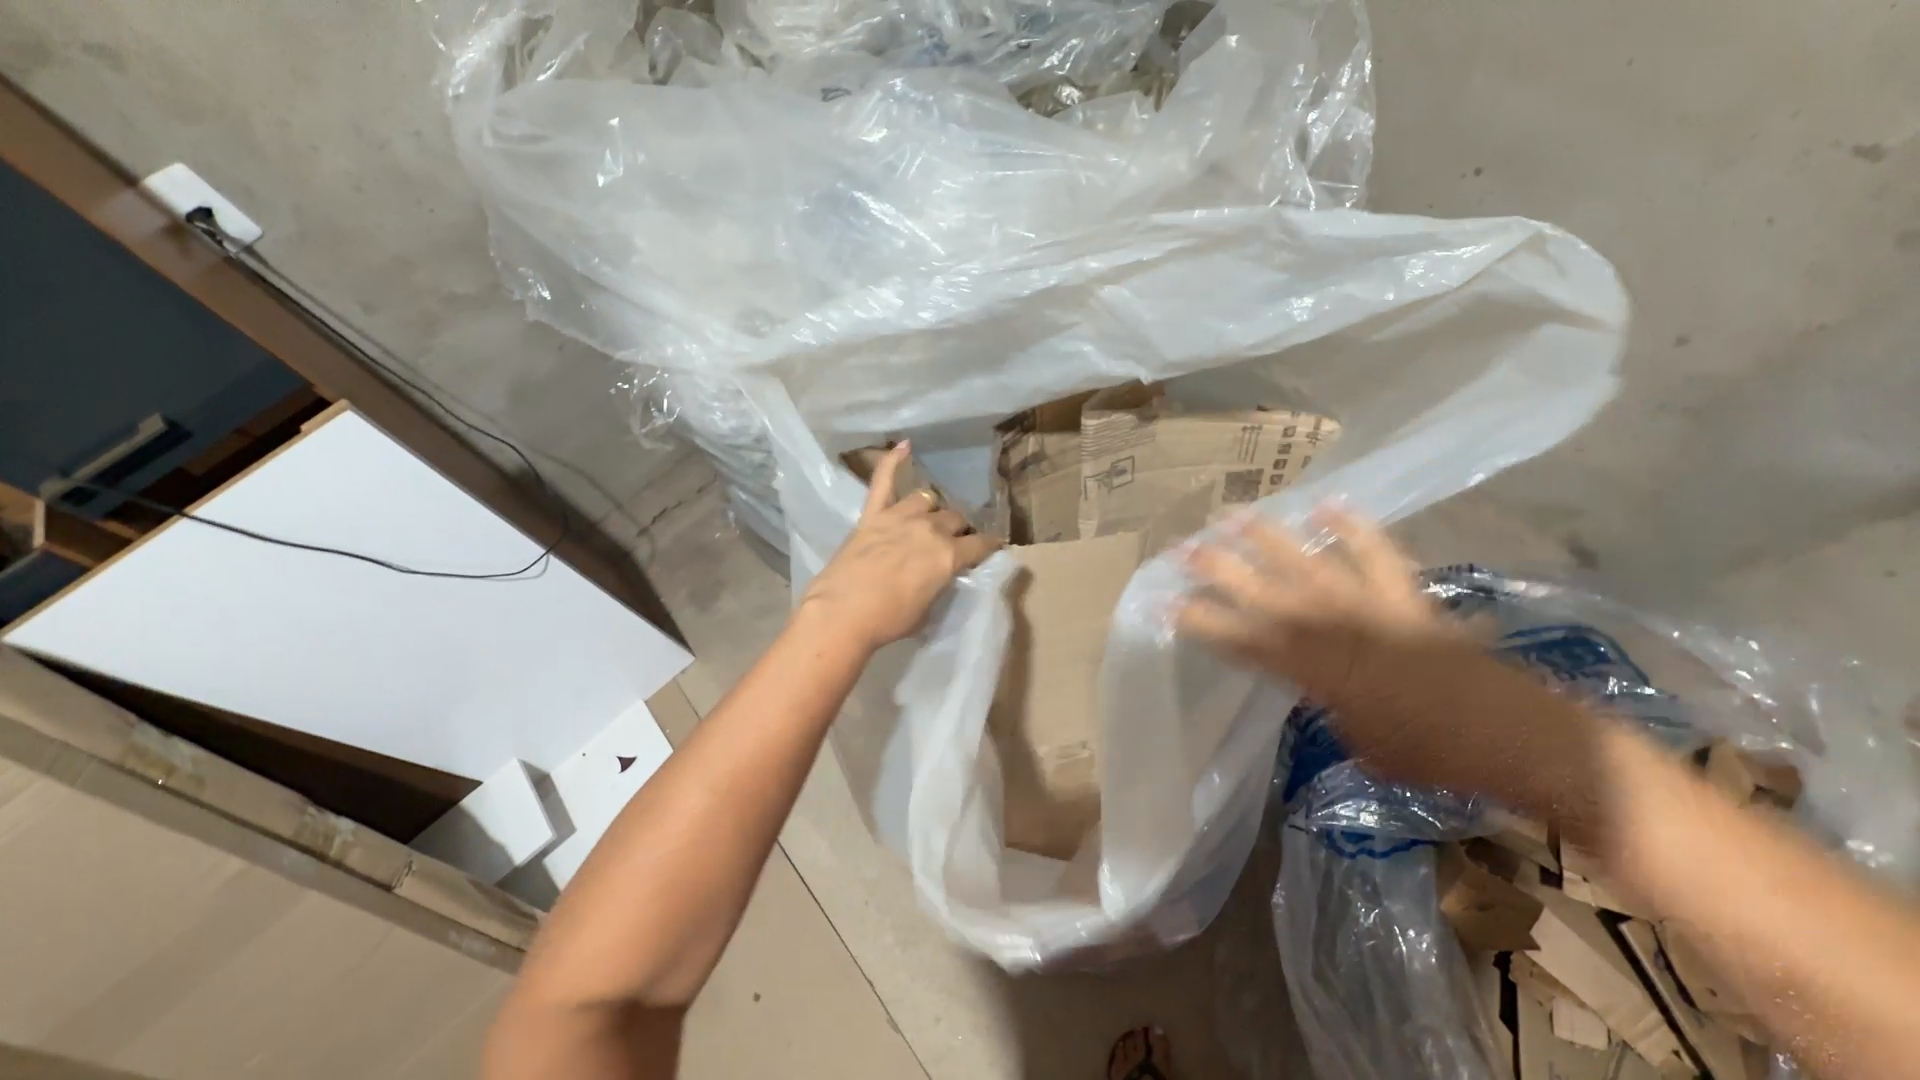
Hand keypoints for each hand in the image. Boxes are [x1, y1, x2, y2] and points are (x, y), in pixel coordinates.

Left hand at [798, 442, 1001, 653]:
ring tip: (929, 518)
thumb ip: (938, 584)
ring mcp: (899, 517)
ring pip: (926, 499)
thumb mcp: (927, 609)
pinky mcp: (871, 515)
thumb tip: (938, 575)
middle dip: (958, 529)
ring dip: (932, 509)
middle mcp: (929, 529)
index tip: (993, 545)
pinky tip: (904, 445)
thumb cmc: (888, 620)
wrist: (842, 614)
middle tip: (954, 540)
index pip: (980, 544)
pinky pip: (883, 480)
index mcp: (948, 556)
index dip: (989, 546)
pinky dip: (893, 461)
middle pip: (953, 518)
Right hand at [1177, 505, 1598, 816]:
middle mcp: (1336, 630)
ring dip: (1271, 539)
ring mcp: (1372, 607)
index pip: (1244, 641)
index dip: (1203, 624)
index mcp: (1315, 672)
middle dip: (1221, 570)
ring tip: (1236, 515)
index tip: (1167, 605)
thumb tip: (1320, 687)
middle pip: (1266, 593)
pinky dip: (1352, 529)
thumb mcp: (1360, 742)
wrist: (1516, 736)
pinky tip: (1327, 506)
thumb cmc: (1431, 755)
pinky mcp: (1407, 598)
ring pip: (1310, 564)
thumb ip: (1331, 706)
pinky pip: (1376, 554)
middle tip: (1184, 547)